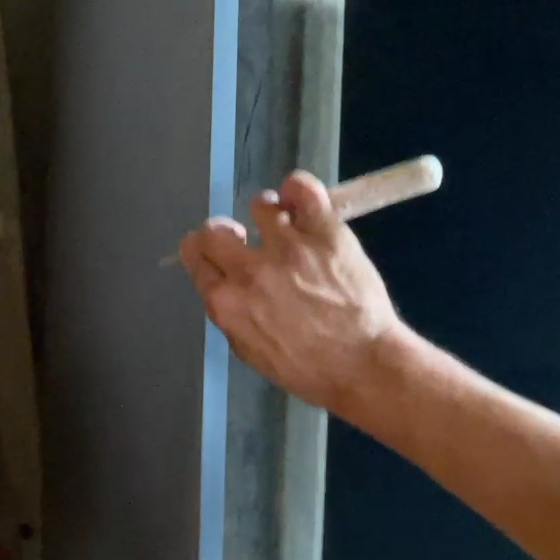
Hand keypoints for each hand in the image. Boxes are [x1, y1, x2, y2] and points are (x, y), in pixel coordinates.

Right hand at [178, 170, 403, 414]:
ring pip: (259, 206)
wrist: (364, 365)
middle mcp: (250, 270)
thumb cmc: (307, 370)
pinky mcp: (324, 232)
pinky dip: (296, 189)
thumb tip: (226, 290)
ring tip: (280, 223)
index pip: (195, 258)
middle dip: (221, 232)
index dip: (200, 252)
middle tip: (239, 238)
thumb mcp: (251, 353)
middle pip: (214, 230)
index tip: (210, 252)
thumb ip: (231, 316)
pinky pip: (302, 190)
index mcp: (226, 302)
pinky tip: (297, 199)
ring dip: (264, 213)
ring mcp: (287, 247)